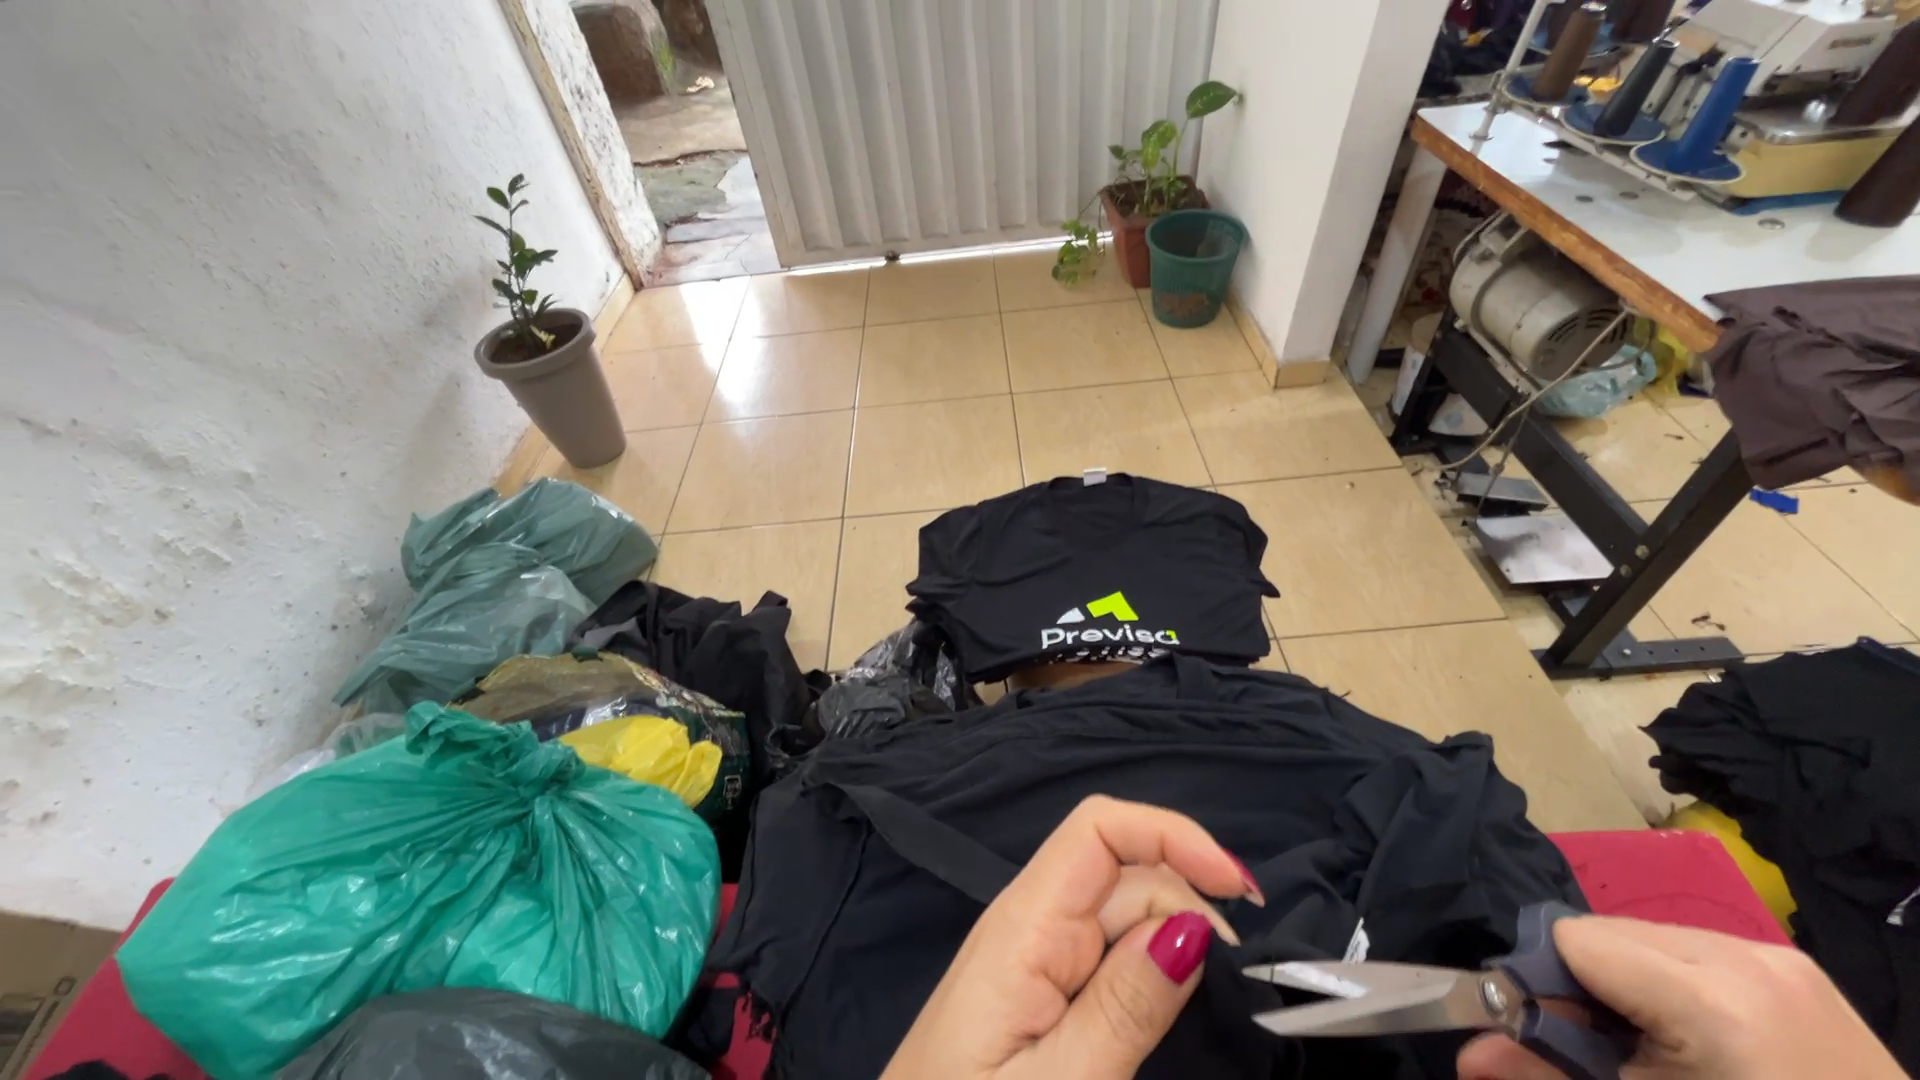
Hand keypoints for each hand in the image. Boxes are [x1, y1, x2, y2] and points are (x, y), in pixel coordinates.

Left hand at [880, 795, 1262, 1079]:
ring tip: (1207, 999)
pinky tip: (1169, 999)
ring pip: (1125, 906)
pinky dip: (1153, 961)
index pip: (1098, 830)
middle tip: (1231, 981)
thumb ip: (1125, 1006)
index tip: (1240, 889)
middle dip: (1189, 901)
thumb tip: (1196, 926)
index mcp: (1025, 924)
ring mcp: (1037, 945)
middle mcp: (1031, 917)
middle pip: (1124, 869)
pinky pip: (1109, 945)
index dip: (1172, 835)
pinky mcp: (1044, 976)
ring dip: (1177, 935)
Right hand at [1457, 916, 1907, 1079]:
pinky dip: (1670, 980)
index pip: (1570, 939)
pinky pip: (1691, 946)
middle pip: (1603, 932)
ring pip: (1641, 935)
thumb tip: (1466, 1055)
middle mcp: (1739, 956)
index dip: (1547, 984)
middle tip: (1609, 1050)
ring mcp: (1774, 956)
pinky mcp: (1794, 965)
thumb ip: (1545, 1073)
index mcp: (1706, 1000)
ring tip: (1659, 1045)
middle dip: (1585, 983)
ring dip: (1625, 979)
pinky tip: (1700, 1034)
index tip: (1556, 1035)